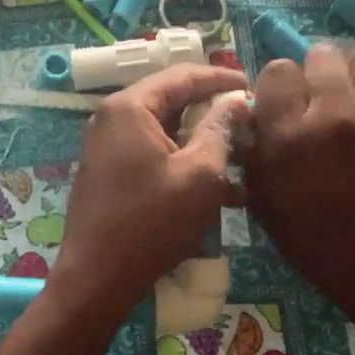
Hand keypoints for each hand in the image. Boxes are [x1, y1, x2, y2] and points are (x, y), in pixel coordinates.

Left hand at [48, 65, 250, 326]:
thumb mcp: (200, 174)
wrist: (98, 278)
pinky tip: (223, 192)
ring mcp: (108, 146)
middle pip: (173, 102)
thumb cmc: (152, 222)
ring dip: (205, 145)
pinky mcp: (112, 173)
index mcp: (130, 107)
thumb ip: (220, 129)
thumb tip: (236, 100)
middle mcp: (113, 118)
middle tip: (254, 126)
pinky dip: (185, 166)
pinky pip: (155, 156)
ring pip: (167, 133)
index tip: (256, 88)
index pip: (182, 76)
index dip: (222, 79)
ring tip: (247, 163)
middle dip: (215, 115)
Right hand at [241, 43, 354, 331]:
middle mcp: (331, 116)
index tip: (294, 105)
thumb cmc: (318, 241)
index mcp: (286, 136)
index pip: (278, 69)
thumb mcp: (264, 200)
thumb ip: (252, 149)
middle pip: (321, 55)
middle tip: (332, 102)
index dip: (285, 86)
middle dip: (322, 76)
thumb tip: (250, 107)